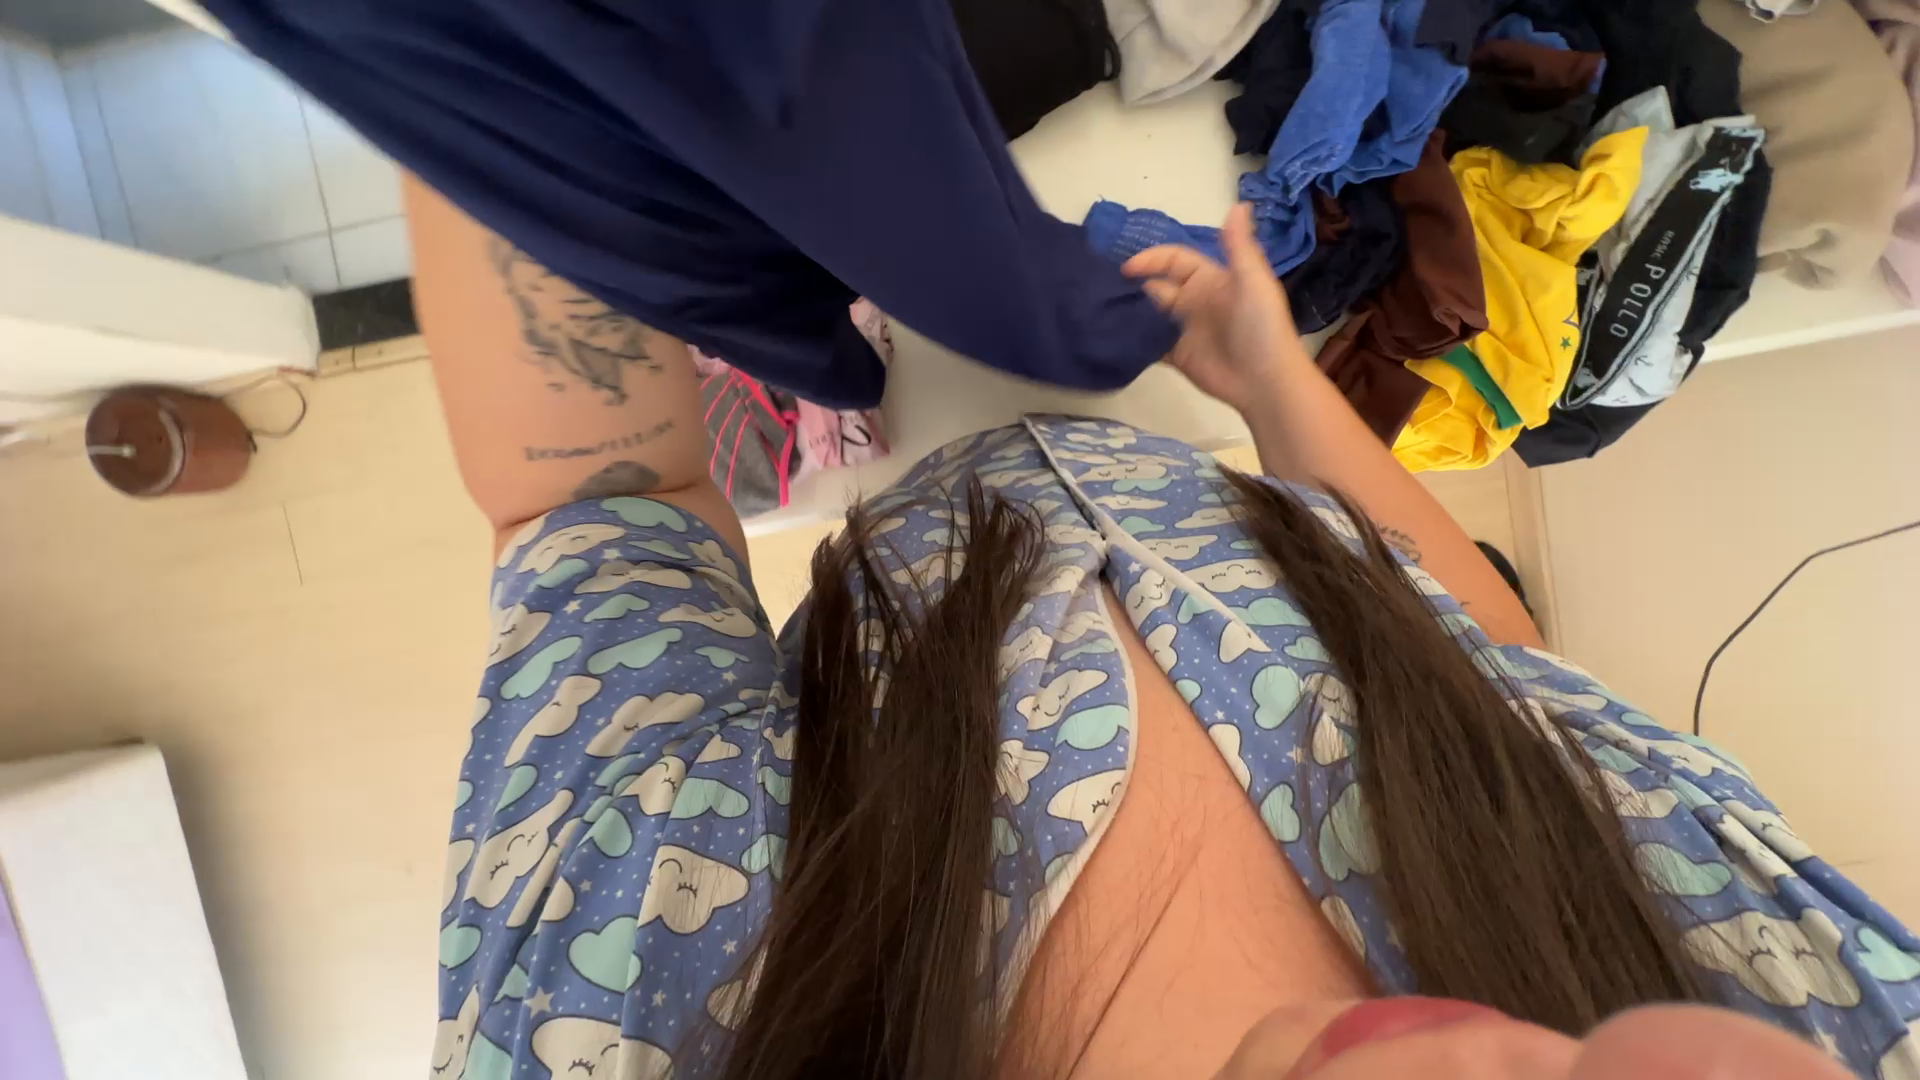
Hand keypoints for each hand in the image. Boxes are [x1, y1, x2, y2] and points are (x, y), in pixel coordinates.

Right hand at [1122, 202, 1313, 413]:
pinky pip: (1151, 345)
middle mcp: (1194, 302)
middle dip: (1133, 285)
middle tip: (1104, 290)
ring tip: (1103, 313)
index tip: (1126, 269)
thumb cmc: (1261, 327)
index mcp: (1211, 280)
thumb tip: (1236, 203)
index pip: (1175, 262)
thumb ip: (1239, 247)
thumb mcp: (1253, 282)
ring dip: (1131, 312)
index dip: (1152, 260)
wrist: (1264, 380)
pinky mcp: (1177, 356)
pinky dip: (1135, 342)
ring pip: (1150, 315)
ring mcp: (1184, 330)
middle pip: (1157, 287)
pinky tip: (1116, 339)